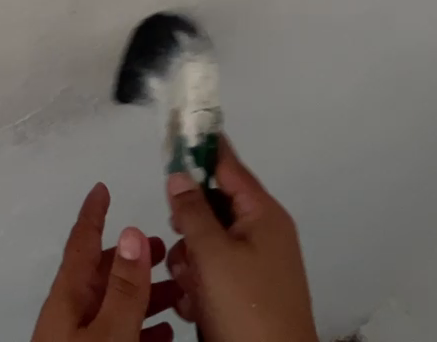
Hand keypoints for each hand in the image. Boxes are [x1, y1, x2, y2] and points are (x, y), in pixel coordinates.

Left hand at [31, 182, 186, 341]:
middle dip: (133, 257)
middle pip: (103, 273)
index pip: (82, 242)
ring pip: (116, 305)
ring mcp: (80, 336)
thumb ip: (123, 287)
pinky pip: (119, 333)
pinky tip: (166, 329)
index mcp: (69, 293)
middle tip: (165, 247)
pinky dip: (142, 325)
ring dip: (145, 294)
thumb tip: (132, 232)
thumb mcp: (110, 331)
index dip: (93, 213)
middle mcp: (72, 310)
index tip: (102, 186)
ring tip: (178, 289)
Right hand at [163, 137, 317, 341]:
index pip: (227, 163)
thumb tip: (179, 173)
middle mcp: (263, 233)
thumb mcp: (212, 253)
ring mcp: (256, 265)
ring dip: (189, 258)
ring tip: (188, 286)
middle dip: (187, 222)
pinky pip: (212, 270)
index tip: (172, 128)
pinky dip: (198, 282)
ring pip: (206, 240)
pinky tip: (194, 305)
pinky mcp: (246, 293)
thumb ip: (191, 209)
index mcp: (263, 214)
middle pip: (211, 204)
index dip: (199, 146)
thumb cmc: (247, 307)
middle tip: (179, 238)